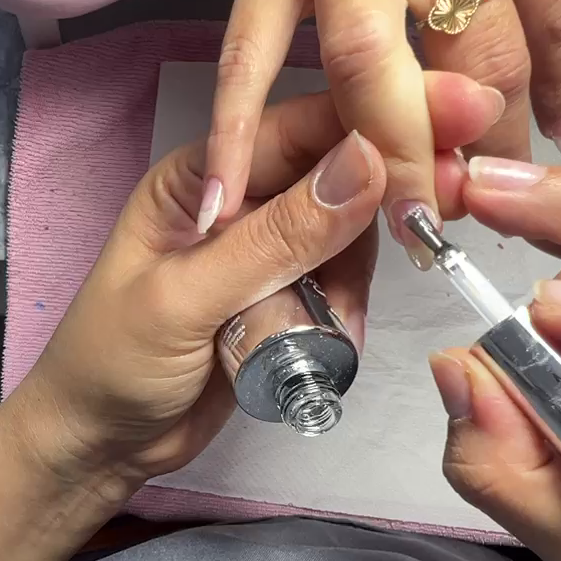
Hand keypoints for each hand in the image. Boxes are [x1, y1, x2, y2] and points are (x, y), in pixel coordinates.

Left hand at [9, 73, 503, 497]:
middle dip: (380, 204)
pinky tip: (335, 343)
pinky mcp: (274, 303)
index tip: (460, 117)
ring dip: (354, 279)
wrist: (100, 442)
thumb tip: (368, 161)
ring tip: (338, 325)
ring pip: (343, 238)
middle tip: (434, 225)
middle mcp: (233, 205)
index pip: (299, 127)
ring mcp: (257, 256)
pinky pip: (332, 289)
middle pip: (336, 176)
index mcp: (198, 179)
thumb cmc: (112, 365)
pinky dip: (342, 312)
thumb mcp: (184, 300)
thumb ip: (272, 240)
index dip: (377, 119)